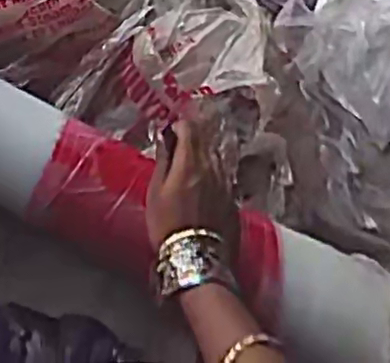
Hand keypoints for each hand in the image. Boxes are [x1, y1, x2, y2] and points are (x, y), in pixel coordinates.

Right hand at [147, 118, 239, 263]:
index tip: (169, 134)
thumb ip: (162, 161)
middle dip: (191, 139)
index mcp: (190, 161)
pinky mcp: (233, 198)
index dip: (178, 126)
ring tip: (190, 169)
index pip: (189, 128)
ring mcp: (226, 181)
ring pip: (215, 157)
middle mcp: (212, 166)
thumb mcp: (156, 192)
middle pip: (204, 139)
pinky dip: (212, 174)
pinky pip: (222, 175)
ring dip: (203, 156)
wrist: (197, 262)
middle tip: (178, 150)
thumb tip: (164, 137)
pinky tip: (204, 187)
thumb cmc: (168, 226)